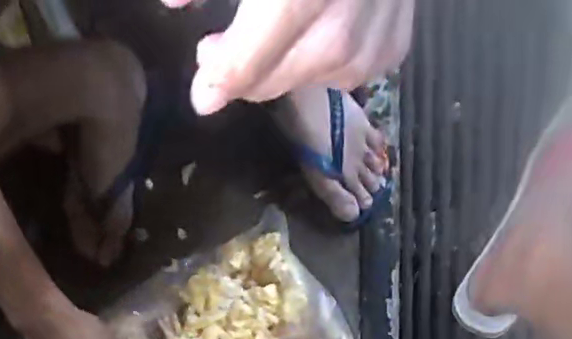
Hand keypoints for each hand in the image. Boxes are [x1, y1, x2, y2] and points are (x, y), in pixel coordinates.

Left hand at [164, 0, 414, 114]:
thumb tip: (173, 5)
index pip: (250, 60)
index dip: (221, 79)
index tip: (202, 95)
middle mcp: (343, 21)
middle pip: (286, 77)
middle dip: (252, 78)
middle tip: (224, 61)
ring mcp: (378, 30)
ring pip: (324, 78)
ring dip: (291, 69)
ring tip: (270, 45)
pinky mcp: (398, 34)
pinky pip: (361, 69)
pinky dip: (334, 63)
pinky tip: (317, 39)